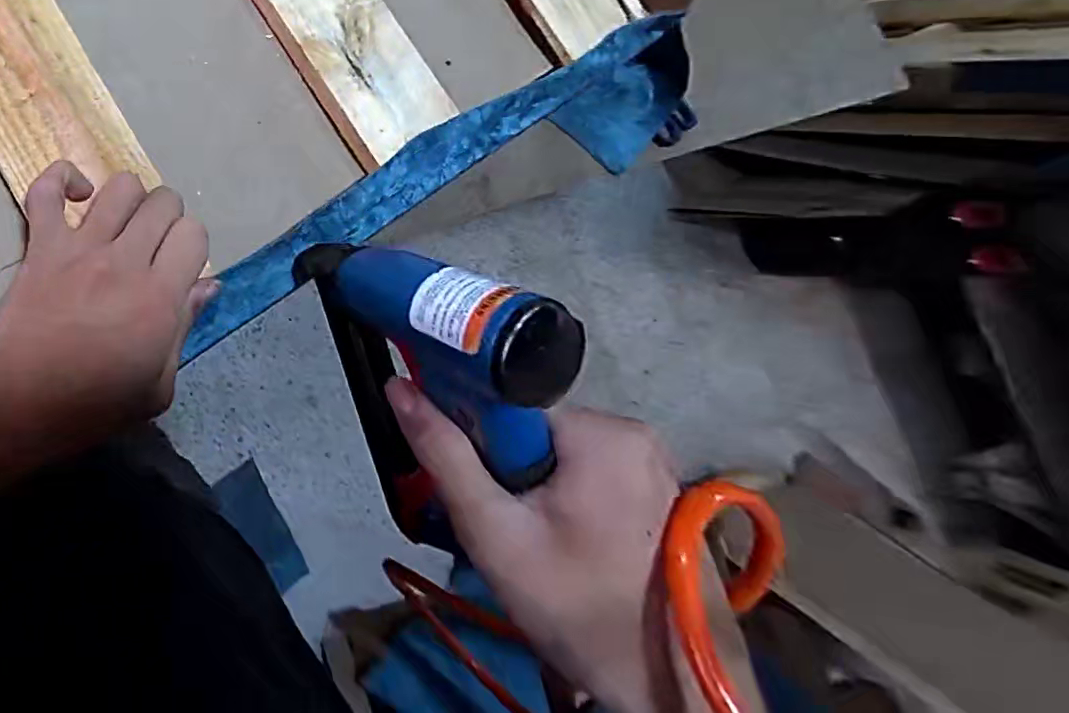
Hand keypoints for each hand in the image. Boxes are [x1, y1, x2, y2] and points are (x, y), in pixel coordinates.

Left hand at [0, 161, 218, 450]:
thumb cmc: (92, 405)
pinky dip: (62, 179)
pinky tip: (76, 195)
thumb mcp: (157, 386)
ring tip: (121, 224)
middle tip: (152, 247)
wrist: (19, 402)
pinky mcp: (41, 244)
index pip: (195, 233)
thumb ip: (185, 327)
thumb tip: (209, 285)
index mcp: (159, 297)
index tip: (177, 269)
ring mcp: (80, 247)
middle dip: (168, 219)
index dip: (192, 247)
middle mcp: (124, 260)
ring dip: (130, 199)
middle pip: (164, 202)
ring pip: (121, 186)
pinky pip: (47, 190)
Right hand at [388, 382, 681, 712]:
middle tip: (497, 519)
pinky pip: (579, 471)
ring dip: (523, 483)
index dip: (471, 434)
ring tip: (525, 535)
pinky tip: (557, 541)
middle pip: (526, 427)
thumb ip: (443, 453)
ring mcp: (650, 465)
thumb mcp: (493, 531)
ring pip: (549, 450)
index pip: (504, 403)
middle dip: (499, 466)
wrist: (670, 697)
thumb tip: (398, 386)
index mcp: (602, 431)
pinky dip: (555, 496)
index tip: (465, 476)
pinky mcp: (656, 492)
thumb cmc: (577, 608)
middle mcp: (633, 434)